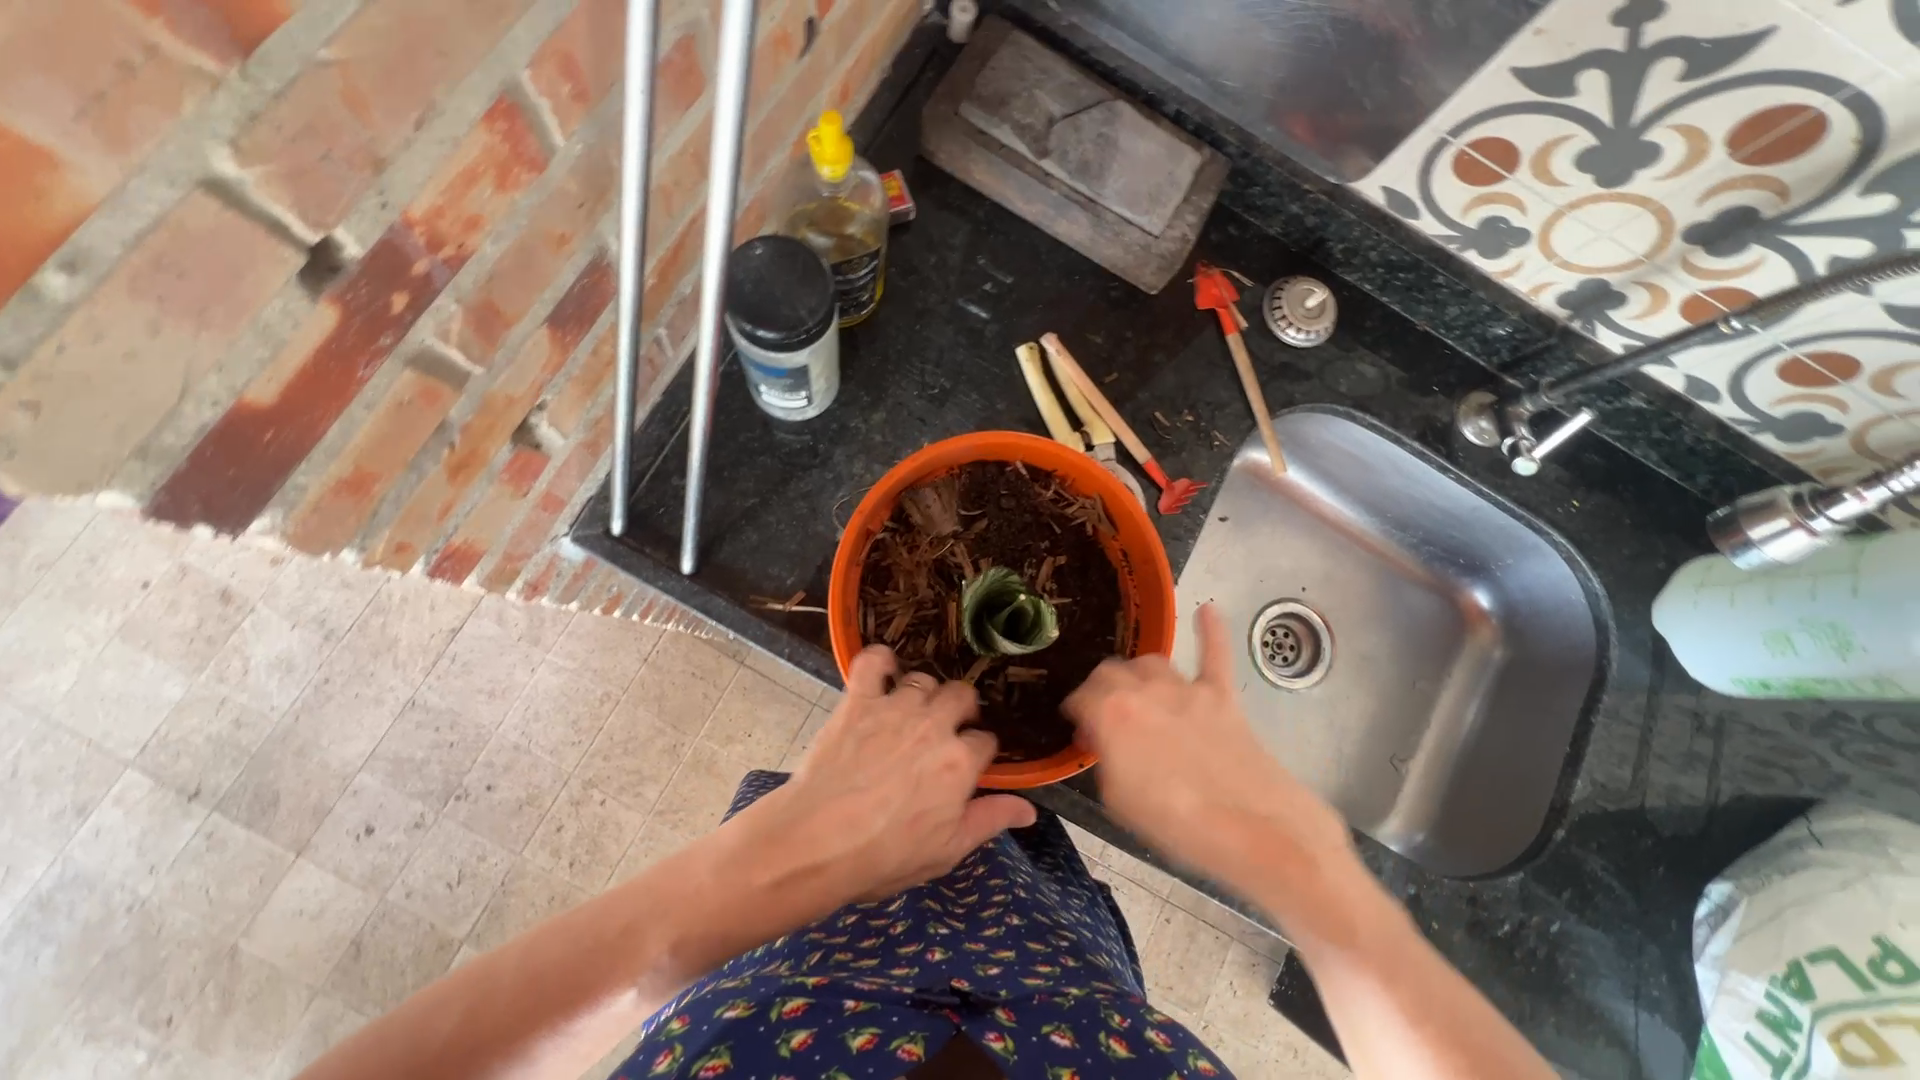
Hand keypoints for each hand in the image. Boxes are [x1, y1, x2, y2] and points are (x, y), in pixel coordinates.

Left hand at [770, 647, 1036, 901]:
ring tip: (913, 711)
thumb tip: (1030, 809)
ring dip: (924, 692)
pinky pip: (873, 662)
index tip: (968, 763)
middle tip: (945, 730)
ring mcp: (894, 708)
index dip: (979, 752)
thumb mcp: (946, 850)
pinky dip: (880, 660)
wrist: (816, 842)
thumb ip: (989, 821)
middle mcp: (933, 725)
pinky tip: (884, 669)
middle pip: (961, 696)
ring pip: (923, 680)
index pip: (986, 741)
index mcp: (960, 762)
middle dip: (961, 710)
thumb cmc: (884, 856)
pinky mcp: (857, 701)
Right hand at [1063, 604, 1361, 931]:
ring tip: (1137, 693)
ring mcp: (1187, 689)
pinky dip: (1212, 631)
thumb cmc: (1176, 824)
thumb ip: (1105, 759)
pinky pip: (1216, 654)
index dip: (1076, 715)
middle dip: (1101, 690)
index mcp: (1110, 714)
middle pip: (1111, 672)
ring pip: (1152, 662)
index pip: (1079, 698)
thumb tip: (1103, 741)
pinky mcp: (1223, 697)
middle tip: (1103, 717)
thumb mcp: (1118, 800)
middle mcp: (1144, 690)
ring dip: (1138, 673)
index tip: (1079, 733)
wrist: (1253, 831)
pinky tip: (1207, 609)